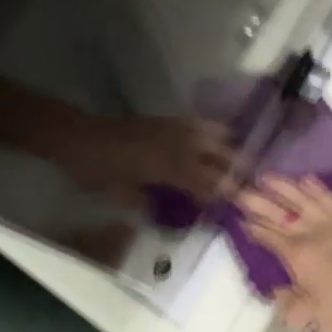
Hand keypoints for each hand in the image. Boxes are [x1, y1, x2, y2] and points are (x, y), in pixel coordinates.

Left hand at [51, 114, 235, 206]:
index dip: (223, 194)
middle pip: (217, 155)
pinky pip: (197, 123)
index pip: (205, 182)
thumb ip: (146, 202)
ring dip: (230, 148)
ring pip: (212, 134)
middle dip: (236, 169)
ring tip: (245, 159)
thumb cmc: (95, 170)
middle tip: (254, 182)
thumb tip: (167, 211)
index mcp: (166, 166)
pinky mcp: (164, 120)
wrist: (77, 136)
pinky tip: (220, 137)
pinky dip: (213, 130)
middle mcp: (175, 145)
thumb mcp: (119, 194)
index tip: (240, 205)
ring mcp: (171, 128)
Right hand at [237, 177, 331, 331]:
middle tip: (241, 190)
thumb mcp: (301, 316)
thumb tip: (274, 282)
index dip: (253, 227)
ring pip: (307, 201)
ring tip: (268, 176)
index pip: (270, 235)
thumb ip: (283, 295)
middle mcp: (317, 236)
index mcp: (301, 256)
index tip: (237, 216)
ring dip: (287, 188)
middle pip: (283, 214)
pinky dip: (321, 191)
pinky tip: (308, 181)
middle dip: (260, 202)